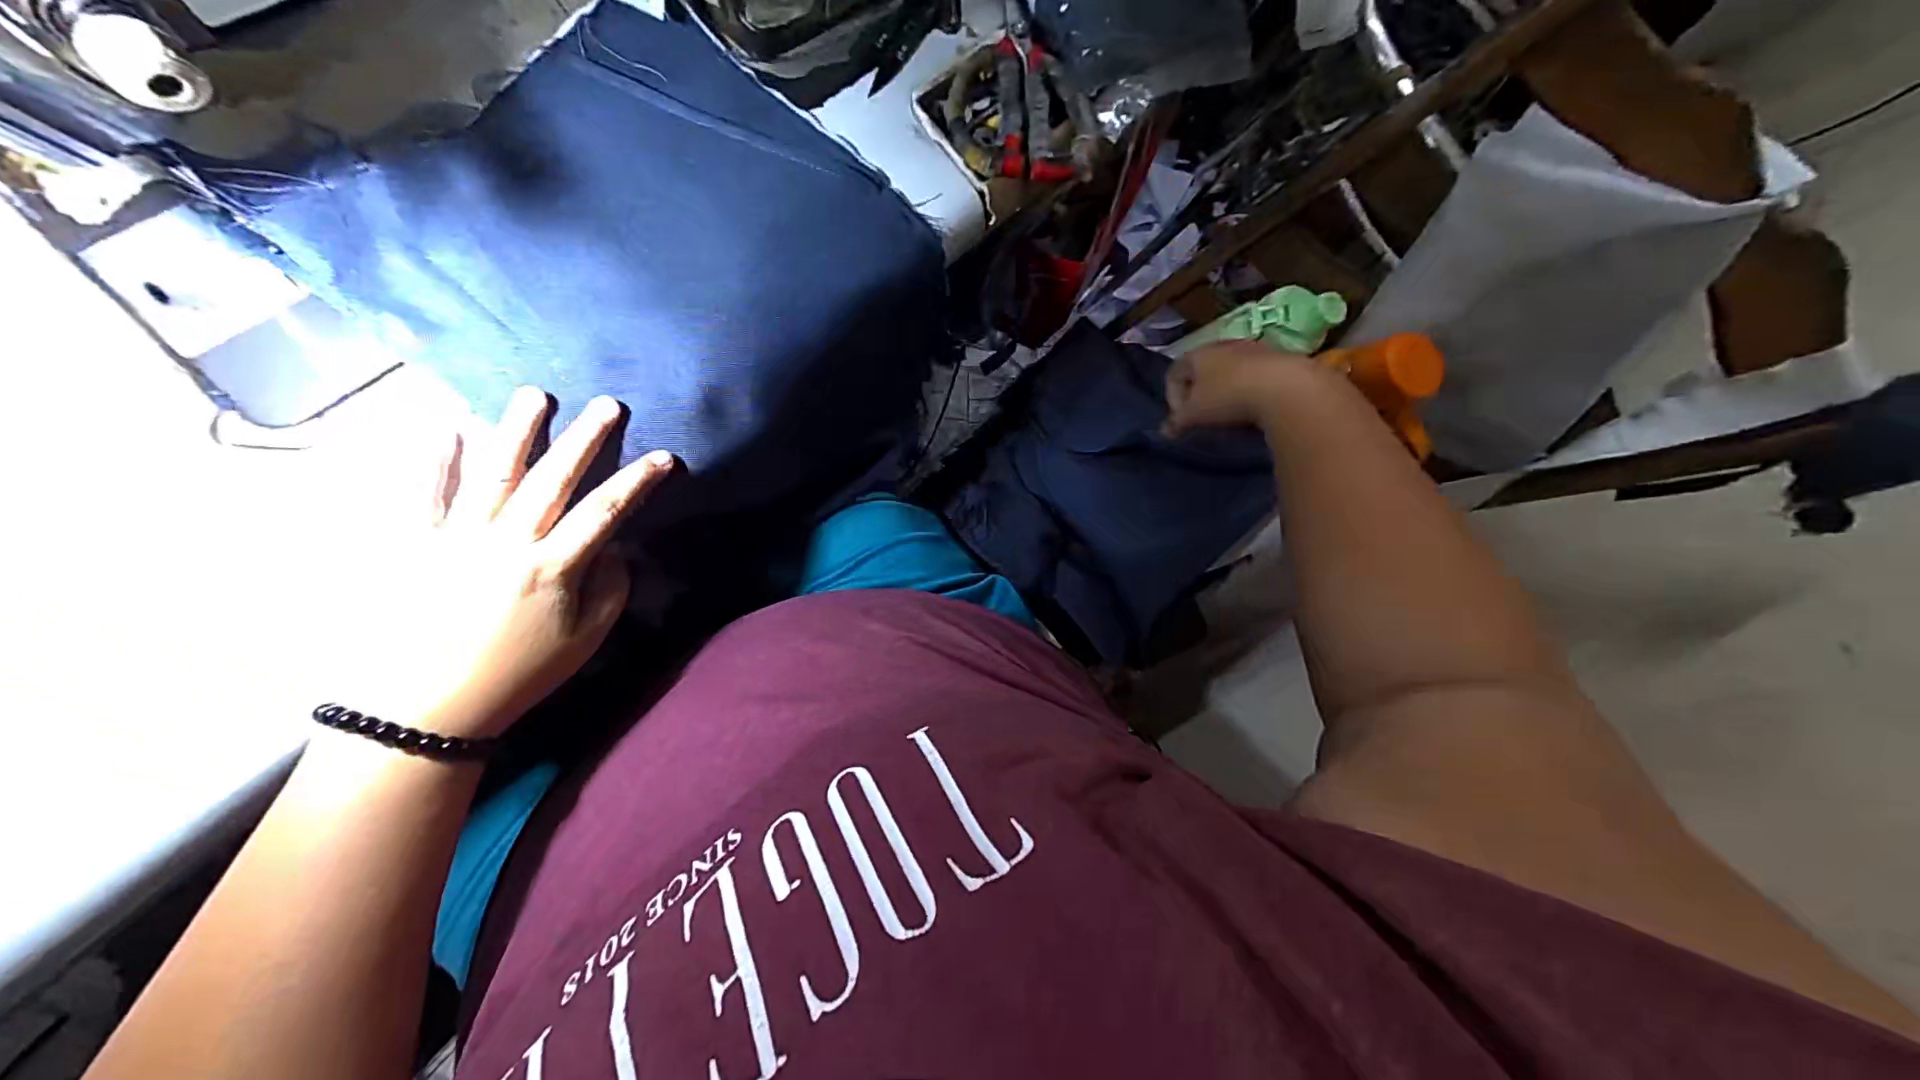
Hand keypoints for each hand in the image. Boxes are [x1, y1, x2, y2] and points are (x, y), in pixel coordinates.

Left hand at [334, 388, 674, 739]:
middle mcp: (508, 542)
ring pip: (493, 473)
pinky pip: (427, 493)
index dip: (638, 482)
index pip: (606, 512)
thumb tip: (613, 546)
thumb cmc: (521, 672)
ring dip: (517, 430)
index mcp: (553, 568)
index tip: (664, 457)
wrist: (429, 705)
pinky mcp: (418, 543)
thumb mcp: (585, 638)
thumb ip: (609, 587)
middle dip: (585, 440)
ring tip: (534, 395)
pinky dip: (437, 458)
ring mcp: (459, 538)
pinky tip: (449, 425)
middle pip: (553, 480)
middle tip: (607, 405)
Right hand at [1162, 340, 1333, 436]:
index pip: (1174, 373)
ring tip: (1229, 413)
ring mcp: (1251, 348)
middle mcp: (1222, 345)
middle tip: (1202, 416)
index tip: (1181, 419)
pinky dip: (1246, 388)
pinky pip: (1252, 373)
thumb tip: (1165, 431)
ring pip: (1228, 370)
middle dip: (1198, 394)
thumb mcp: (1194, 414)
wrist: (1284, 387)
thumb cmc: (1227, 397)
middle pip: (1201, 369)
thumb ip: (1177, 422)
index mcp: (1197, 354)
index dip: (1172, 398)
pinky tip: (1252, 405)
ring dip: (1223, 390)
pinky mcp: (1276, 356)